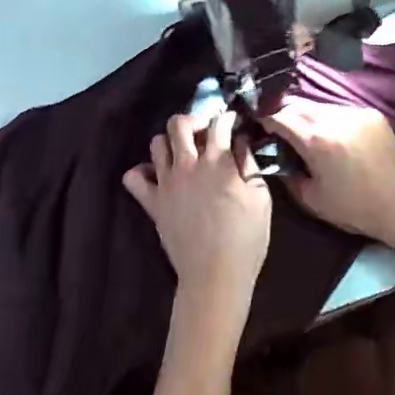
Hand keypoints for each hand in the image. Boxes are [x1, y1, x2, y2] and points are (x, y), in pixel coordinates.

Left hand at [124, 111, 272, 308]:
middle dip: (193, 120)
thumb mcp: (261, 198)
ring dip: (170, 142)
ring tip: (183, 153)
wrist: (215, 276)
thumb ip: (249, 164)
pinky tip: (158, 177)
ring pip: (156, 143)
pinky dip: (142, 172)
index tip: (233, 122)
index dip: (228, 118)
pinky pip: (133, 177)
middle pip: (179, 123)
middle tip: (204, 133)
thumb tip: (240, 142)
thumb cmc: (246, 238)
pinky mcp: (152, 202)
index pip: (219, 123)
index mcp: (218, 162)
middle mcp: (188, 165)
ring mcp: (166, 182)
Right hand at [263, 100, 394, 246]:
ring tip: (306, 134)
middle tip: (277, 128)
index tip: (258, 125)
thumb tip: (274, 156)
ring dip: (308, 116)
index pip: (281, 116)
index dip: (266, 119)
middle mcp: (335, 118)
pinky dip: (330, 120)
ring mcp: (356, 112)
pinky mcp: (371, 114)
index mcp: (317, 140)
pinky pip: (341, 110)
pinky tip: (333, 137)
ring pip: (320, 106)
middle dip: (284, 113)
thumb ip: (287, 173)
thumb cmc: (354, 208)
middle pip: (298, 104)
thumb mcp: (311, 199)